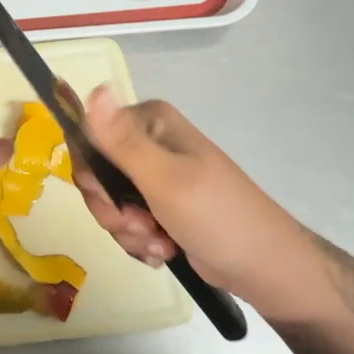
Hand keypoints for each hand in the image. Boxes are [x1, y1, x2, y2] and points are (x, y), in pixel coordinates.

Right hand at [73, 86, 318, 308]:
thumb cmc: (216, 216)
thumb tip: (96, 87)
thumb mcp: (164, 178)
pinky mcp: (159, 205)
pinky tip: (161, 251)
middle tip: (141, 227)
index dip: (92, 176)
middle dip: (112, 210)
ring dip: (127, 230)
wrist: (264, 266)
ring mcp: (154, 175)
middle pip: (95, 174)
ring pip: (108, 202)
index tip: (114, 201)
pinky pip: (125, 220)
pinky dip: (137, 240)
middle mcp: (147, 142)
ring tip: (158, 244)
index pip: (88, 139)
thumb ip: (122, 141)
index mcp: (149, 122)